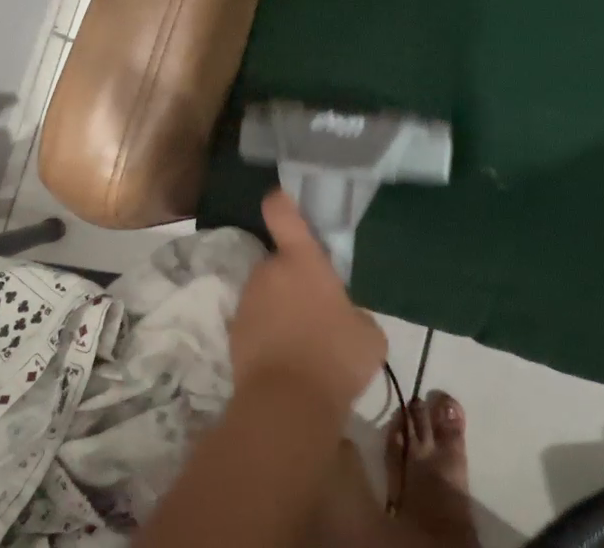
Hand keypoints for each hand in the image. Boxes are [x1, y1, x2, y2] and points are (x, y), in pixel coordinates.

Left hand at [229, 190, 387, 413]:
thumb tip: (348, 319)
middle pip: (280, 264)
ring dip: (281, 309)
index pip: (283, 213)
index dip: (283, 203)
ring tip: (305, 345)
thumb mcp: (369, 335)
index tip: (283, 199)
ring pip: (267, 295)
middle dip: (294, 281)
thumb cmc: (336, 357)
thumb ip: (356, 314)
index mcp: (303, 261)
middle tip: (318, 312)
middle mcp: (269, 271)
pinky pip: (255, 323)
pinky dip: (267, 335)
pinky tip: (286, 362)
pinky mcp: (233, 332)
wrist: (287, 403)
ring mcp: (247, 301)